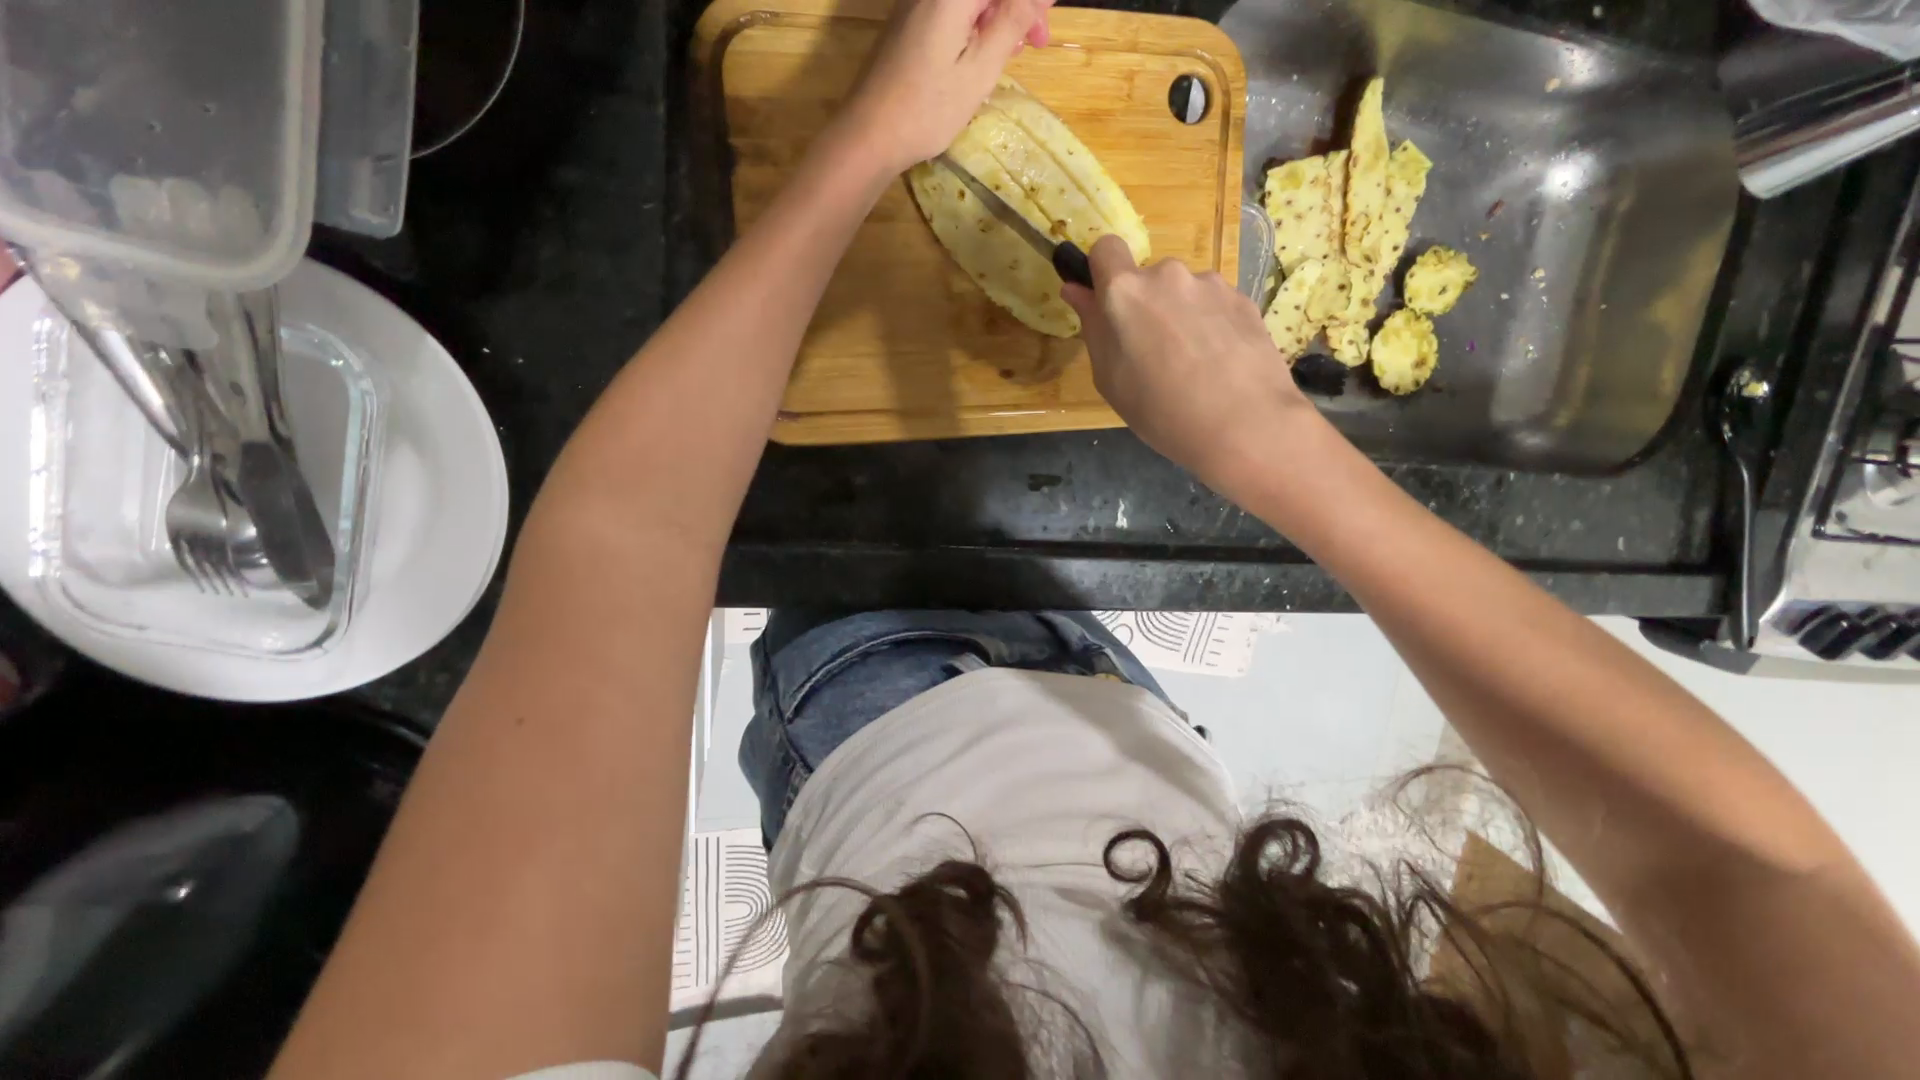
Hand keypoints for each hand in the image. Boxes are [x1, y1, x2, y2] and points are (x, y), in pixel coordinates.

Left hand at [835, 0, 1051, 174]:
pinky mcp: (906, 23)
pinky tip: (979, 55)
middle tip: (1035, 44)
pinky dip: (973, 24)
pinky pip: (950, 9)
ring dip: (997, 16)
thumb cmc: (927, 109)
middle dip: (1017, 6)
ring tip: (1009, 54)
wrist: (868, 135)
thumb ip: (1013, 21)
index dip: (1032, 1)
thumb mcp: (980, 68)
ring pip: (970, 1)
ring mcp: (914, 3)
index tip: (1042, 32)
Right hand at [1063, 236, 1315, 487]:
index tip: (1107, 302)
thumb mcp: (1110, 378)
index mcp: (1125, 292)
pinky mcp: (1243, 299)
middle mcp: (1167, 275)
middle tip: (1155, 354)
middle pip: (1148, 279)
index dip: (1103, 271)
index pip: (1105, 248)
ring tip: (1194, 364)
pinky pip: (1215, 306)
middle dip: (1147, 306)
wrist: (1246, 425)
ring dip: (1182, 316)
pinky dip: (1212, 326)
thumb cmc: (1162, 411)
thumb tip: (1076, 290)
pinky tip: (1221, 364)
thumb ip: (1093, 327)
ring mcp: (1210, 284)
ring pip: (1184, 293)